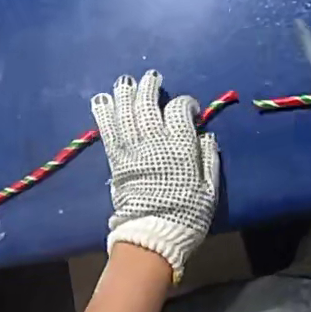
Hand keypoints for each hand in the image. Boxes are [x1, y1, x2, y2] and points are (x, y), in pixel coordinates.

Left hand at [92, 70, 219, 280]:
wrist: (152, 234)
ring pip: (126, 112)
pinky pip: (107, 129)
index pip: (179, 111)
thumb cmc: (186, 214)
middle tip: (150, 77)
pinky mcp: (115, 158)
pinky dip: (103, 112)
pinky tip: (101, 98)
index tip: (188, 106)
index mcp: (180, 147)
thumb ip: (208, 158)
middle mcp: (154, 142)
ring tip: (126, 81)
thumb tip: (206, 135)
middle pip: (148, 105)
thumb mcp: (209, 189)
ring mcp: (132, 148)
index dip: (184, 103)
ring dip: (125, 93)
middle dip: (149, 87)